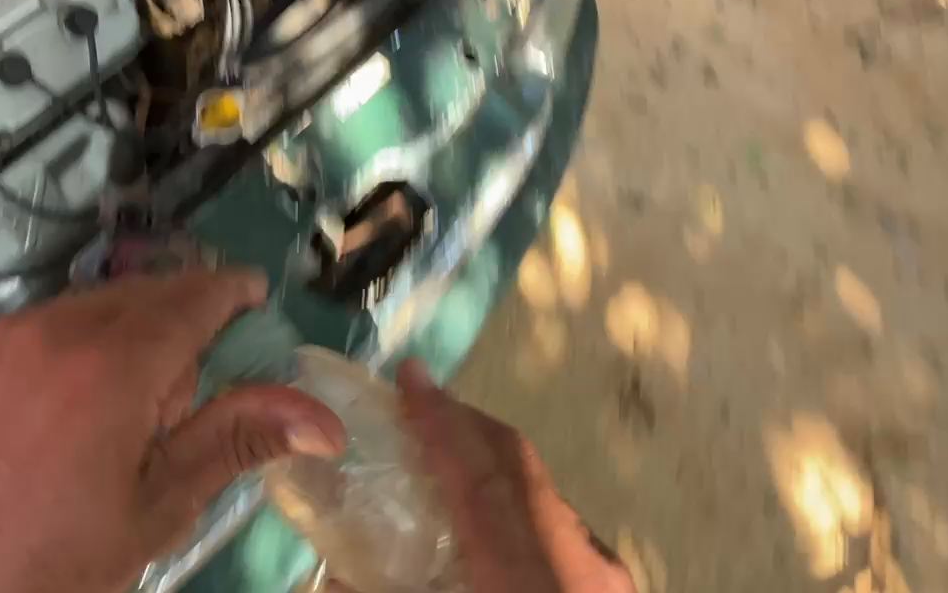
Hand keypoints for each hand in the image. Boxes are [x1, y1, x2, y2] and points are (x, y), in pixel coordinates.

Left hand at [0, 271, 345, 592]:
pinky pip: (59, 315)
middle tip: (198, 376)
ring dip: (137, 323)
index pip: (191, 301)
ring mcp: (14, 330)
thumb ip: (235, 441)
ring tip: (138, 399)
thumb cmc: (58, 562)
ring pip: (102, 299)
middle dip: (186, 314)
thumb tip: (324, 419)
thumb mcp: (156, 508)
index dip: (229, 290)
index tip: (255, 291)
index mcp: (112, 366)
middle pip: (148, 293)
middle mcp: (60, 327)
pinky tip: (85, 391)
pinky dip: (91, 332)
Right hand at [394, 361, 632, 592]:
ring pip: (541, 483)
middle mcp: (578, 563)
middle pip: (517, 463)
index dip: (443, 421)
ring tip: (446, 440)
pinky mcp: (613, 580)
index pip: (482, 477)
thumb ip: (393, 583)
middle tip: (417, 397)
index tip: (410, 374)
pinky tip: (491, 502)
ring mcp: (606, 572)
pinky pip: (559, 513)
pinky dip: (516, 489)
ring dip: (488, 451)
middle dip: (463, 419)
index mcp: (527, 575)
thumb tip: (334, 568)